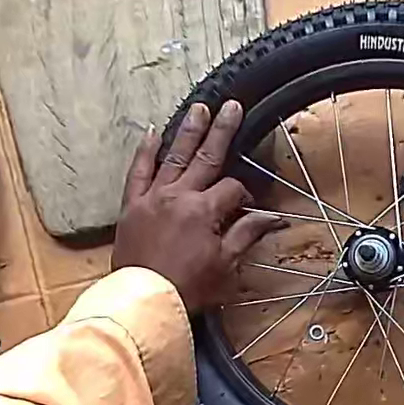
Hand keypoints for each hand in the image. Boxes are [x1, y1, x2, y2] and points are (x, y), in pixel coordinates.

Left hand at [113, 100, 284, 311]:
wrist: (145, 299)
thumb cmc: (188, 286)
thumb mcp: (224, 264)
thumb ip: (246, 234)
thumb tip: (271, 218)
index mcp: (204, 210)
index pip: (233, 190)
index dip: (245, 195)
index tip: (248, 207)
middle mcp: (179, 195)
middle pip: (207, 158)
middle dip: (222, 131)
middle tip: (231, 105)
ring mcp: (153, 197)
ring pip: (174, 157)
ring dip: (189, 132)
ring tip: (199, 108)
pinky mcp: (132, 205)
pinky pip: (138, 172)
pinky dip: (146, 152)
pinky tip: (154, 133)